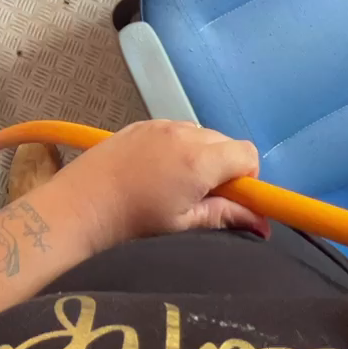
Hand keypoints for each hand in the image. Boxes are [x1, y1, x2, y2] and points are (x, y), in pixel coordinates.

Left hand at [33, 120, 267, 254]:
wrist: (84, 203)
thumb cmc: (136, 220)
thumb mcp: (185, 223)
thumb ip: (226, 217)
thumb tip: (263, 224)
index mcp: (199, 159)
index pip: (247, 153)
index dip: (248, 177)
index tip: (232, 198)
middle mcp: (184, 133)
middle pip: (225, 142)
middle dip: (224, 167)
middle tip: (202, 195)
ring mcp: (161, 124)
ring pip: (200, 134)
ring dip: (201, 155)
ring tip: (176, 183)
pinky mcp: (143, 123)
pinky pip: (176, 129)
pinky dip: (178, 145)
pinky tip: (157, 170)